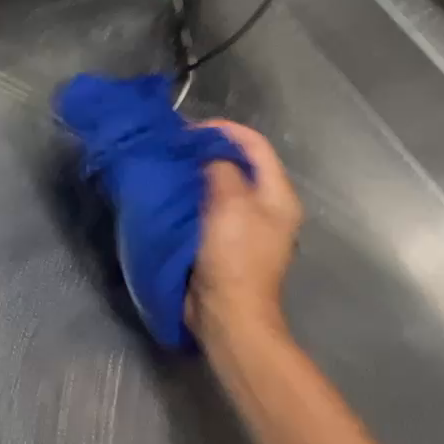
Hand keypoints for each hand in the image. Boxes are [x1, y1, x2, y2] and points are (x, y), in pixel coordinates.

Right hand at [189, 120, 302, 339]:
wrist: (227, 314)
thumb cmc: (234, 256)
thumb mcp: (231, 204)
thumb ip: (221, 168)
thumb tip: (206, 151)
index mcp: (277, 195)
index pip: (255, 144)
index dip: (223, 130)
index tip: (187, 129)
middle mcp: (265, 205)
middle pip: (237, 161)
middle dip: (205, 148)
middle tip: (173, 143)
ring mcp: (244, 223)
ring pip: (220, 181)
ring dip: (195, 170)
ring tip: (166, 162)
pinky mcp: (223, 238)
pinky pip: (207, 203)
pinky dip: (190, 192)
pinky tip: (169, 189)